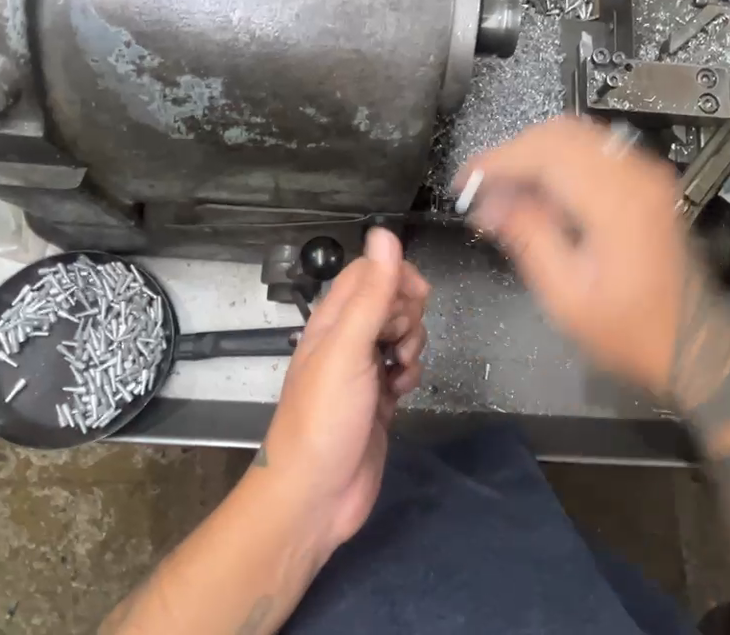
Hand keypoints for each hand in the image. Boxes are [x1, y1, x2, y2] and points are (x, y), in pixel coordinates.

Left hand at [255, 228, 429, 557]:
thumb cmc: (325, 418)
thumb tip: (384, 233)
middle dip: (407, 315)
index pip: (370, 270)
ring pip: (401, 333)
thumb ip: (371, 293)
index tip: (413, 299)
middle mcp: (346, 337)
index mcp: (332, 318)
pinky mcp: (379, 397)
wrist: (316, 495)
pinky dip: (409, 375)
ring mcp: (363, 368)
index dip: (396, 277)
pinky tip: (400, 393)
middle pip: (391, 300)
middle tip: (396, 343)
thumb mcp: (347, 348)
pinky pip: (404, 367)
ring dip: (411, 346)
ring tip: (398, 371)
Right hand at [460, 116, 702, 396]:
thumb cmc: (634, 333)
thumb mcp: (568, 298)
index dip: (496, 161)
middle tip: (481, 188)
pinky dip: (558, 162)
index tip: (466, 180)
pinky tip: (540, 196)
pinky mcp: (646, 183)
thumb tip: (491, 204)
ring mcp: (645, 176)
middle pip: (558, 133)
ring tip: (505, 194)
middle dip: (511, 154)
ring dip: (533, 155)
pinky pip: (593, 151)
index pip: (544, 153)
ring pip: (575, 135)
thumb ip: (529, 240)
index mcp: (617, 203)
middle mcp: (635, 177)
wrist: (693, 346)